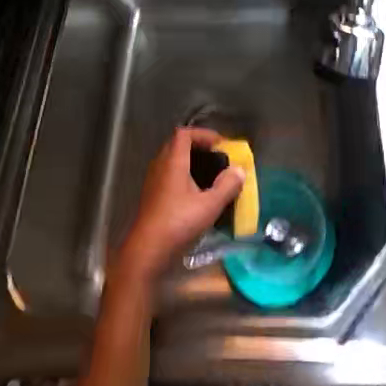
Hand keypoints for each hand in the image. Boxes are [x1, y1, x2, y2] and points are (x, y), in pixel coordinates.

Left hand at [111, 128, 246, 288]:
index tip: (221, 144)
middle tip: (217, 158)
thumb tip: (239, 170)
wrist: (146, 252)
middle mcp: (160, 167)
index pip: (184, 134)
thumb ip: (227, 186)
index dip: (203, 134)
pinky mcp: (151, 197)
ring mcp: (153, 182)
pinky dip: (183, 177)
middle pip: (178, 145)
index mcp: (173, 162)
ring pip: (172, 162)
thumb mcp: (209, 205)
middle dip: (198, 147)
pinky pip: (169, 176)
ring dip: (190, 163)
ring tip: (210, 176)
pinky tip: (196, 195)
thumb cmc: (178, 223)